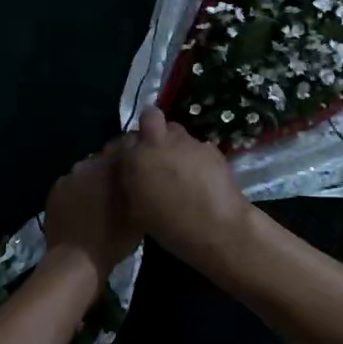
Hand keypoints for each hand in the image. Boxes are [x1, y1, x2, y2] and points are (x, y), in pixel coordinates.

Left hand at [41, 139, 140, 276]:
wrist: (76, 260)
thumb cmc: (115, 236)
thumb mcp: (139, 209)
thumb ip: (139, 183)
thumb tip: (142, 169)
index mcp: (109, 166)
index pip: (124, 146)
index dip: (133, 154)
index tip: (141, 164)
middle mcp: (86, 165)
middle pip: (103, 159)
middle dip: (112, 168)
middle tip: (123, 184)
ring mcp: (67, 179)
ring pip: (86, 172)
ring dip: (95, 180)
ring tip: (104, 198)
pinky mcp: (54, 193)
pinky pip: (72, 186)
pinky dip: (80, 192)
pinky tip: (86, 208)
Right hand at [120, 108, 252, 268]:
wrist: (215, 226)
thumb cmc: (170, 225)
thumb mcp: (138, 206)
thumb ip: (133, 178)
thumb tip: (135, 167)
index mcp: (136, 156)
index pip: (127, 136)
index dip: (133, 144)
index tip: (136, 155)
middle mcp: (161, 142)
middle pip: (152, 118)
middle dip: (153, 127)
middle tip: (158, 150)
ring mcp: (189, 143)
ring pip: (178, 132)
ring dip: (176, 143)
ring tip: (181, 166)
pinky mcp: (212, 148)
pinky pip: (198, 145)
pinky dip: (197, 155)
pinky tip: (201, 174)